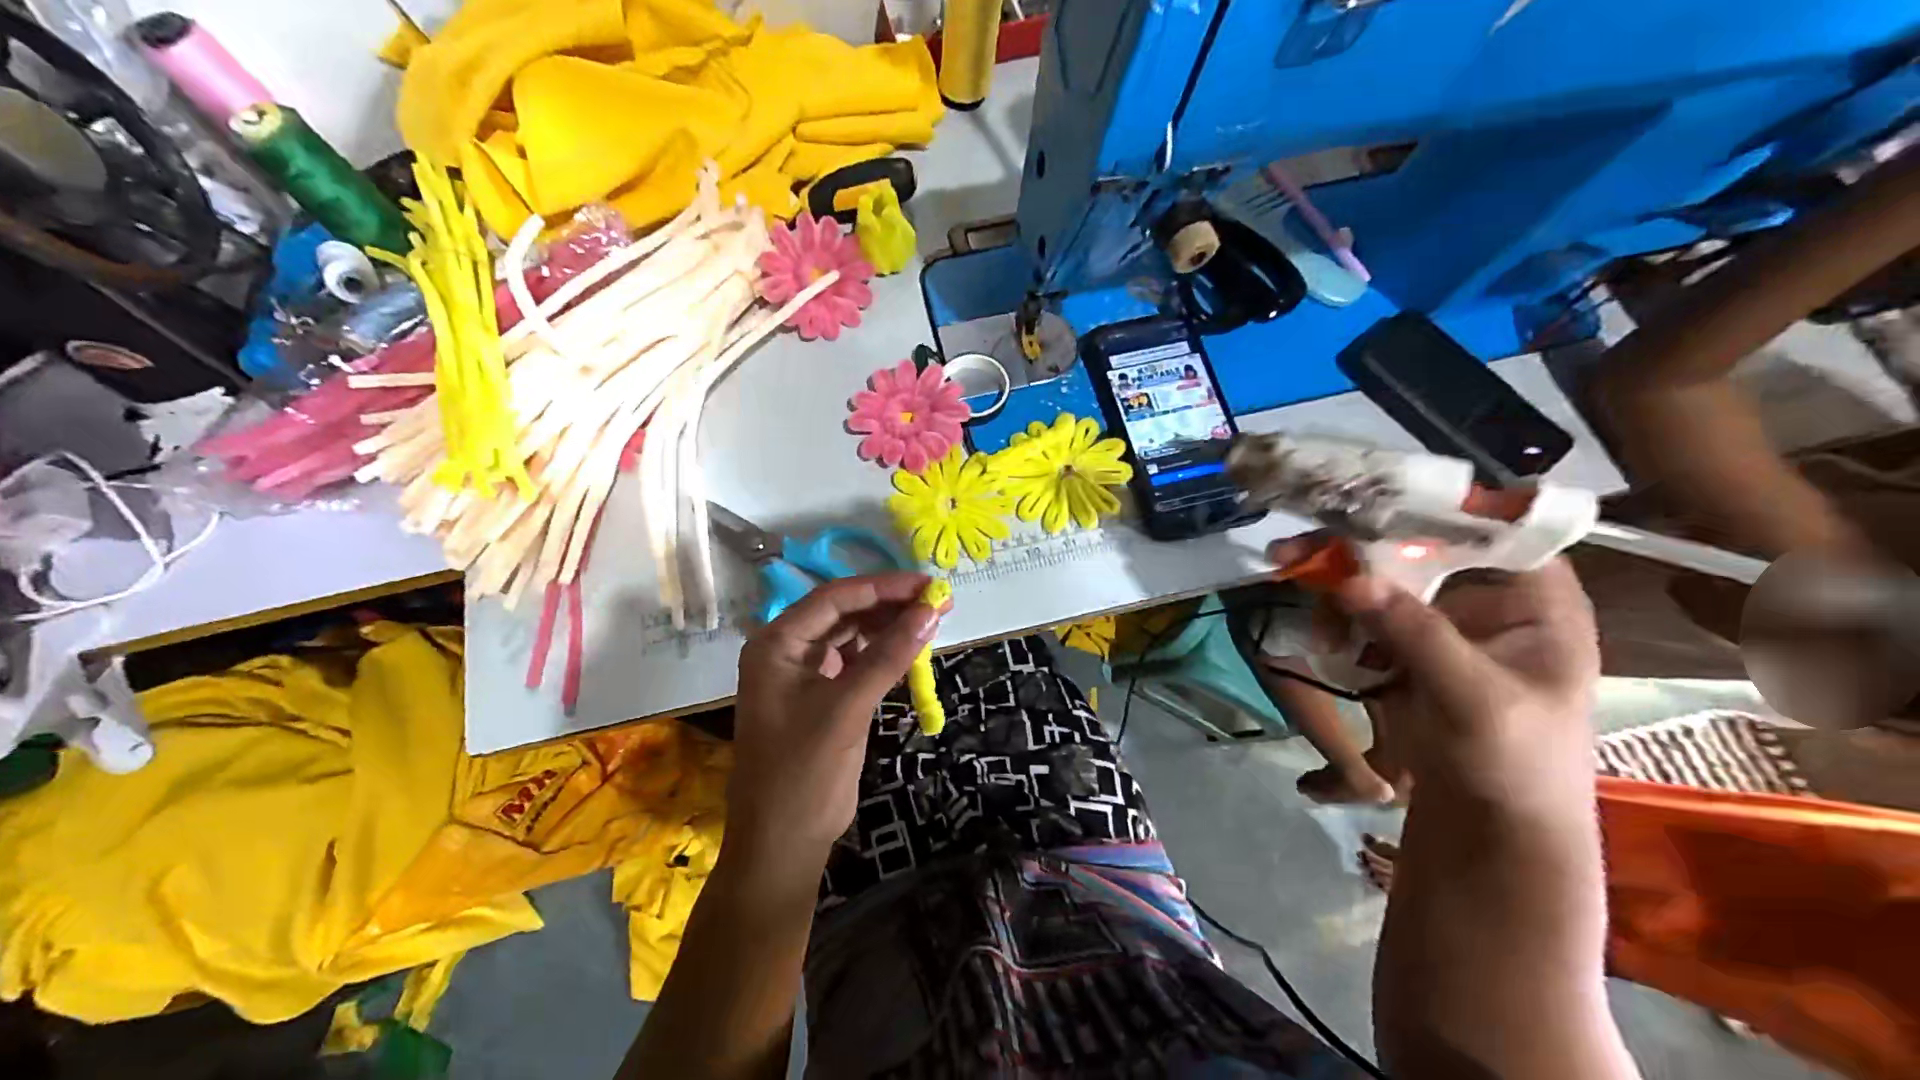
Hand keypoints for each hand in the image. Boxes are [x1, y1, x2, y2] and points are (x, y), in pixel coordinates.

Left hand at [728, 572, 942, 861]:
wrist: (783, 841)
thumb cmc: (804, 770)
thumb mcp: (847, 708)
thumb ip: (889, 656)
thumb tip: (931, 610)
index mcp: (777, 644)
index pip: (834, 598)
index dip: (882, 587)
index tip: (926, 584)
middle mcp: (788, 651)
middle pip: (844, 613)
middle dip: (889, 605)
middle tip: (938, 600)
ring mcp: (806, 674)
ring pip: (853, 636)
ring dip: (890, 628)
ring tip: (932, 619)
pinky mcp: (825, 697)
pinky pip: (858, 663)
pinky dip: (885, 654)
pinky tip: (912, 648)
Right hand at [1269, 537, 1599, 810]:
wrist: (1492, 827)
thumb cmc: (1516, 762)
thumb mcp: (1476, 697)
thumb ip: (1417, 633)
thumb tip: (1351, 577)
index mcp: (1534, 598)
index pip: (1491, 526)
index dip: (1434, 507)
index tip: (1369, 500)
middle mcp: (1486, 596)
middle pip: (1419, 547)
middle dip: (1359, 547)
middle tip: (1300, 549)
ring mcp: (1441, 619)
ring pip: (1381, 577)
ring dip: (1339, 586)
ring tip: (1309, 611)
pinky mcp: (1404, 644)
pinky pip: (1363, 612)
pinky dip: (1336, 617)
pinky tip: (1320, 637)